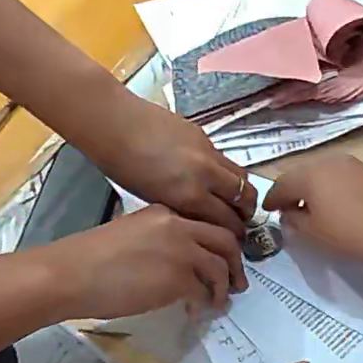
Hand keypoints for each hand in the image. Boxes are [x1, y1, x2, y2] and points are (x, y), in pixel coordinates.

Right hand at [38, 205, 245, 318]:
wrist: (71, 274)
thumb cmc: (89, 259)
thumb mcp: (129, 236)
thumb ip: (157, 242)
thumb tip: (173, 265)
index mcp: (164, 212)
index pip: (205, 223)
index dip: (219, 243)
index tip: (223, 259)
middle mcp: (178, 226)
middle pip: (225, 240)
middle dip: (236, 262)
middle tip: (238, 282)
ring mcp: (181, 251)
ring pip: (220, 267)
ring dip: (226, 287)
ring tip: (221, 303)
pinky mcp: (179, 278)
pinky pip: (205, 292)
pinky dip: (208, 304)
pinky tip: (200, 313)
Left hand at [84, 89, 255, 278]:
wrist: (115, 124)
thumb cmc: (123, 168)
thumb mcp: (153, 199)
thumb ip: (184, 209)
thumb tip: (203, 217)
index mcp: (190, 196)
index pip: (228, 220)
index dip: (235, 232)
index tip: (235, 238)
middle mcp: (206, 174)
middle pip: (245, 196)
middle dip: (247, 212)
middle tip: (242, 220)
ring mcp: (208, 152)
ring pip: (241, 175)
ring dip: (242, 190)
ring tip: (235, 199)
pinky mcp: (204, 136)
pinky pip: (224, 158)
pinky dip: (225, 172)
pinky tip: (211, 177)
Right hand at [263, 154, 362, 273]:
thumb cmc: (349, 235)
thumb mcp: (312, 233)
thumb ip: (293, 220)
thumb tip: (289, 212)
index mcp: (308, 174)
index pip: (281, 184)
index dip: (271, 199)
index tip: (266, 211)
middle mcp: (326, 161)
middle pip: (299, 174)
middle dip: (290, 190)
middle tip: (285, 209)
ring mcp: (349, 163)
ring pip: (319, 172)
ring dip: (309, 187)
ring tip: (308, 208)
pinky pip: (336, 175)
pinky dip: (327, 186)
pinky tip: (330, 204)